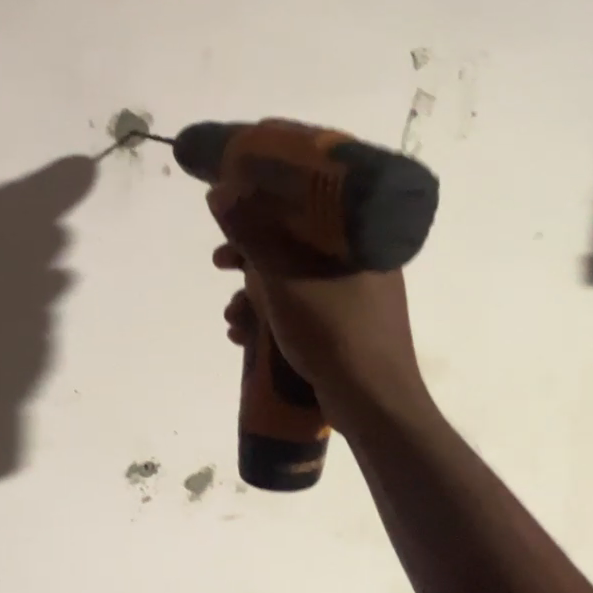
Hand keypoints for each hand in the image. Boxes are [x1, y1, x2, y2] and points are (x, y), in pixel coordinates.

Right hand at [208, 174, 428, 420]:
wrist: (373, 402)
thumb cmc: (333, 330)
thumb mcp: (283, 278)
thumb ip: (251, 233)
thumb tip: (220, 190)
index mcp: (357, 239)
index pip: (306, 205)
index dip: (262, 208)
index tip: (233, 220)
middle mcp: (361, 261)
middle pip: (293, 243)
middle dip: (249, 258)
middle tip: (221, 265)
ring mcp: (355, 296)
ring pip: (292, 279)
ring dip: (253, 295)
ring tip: (232, 319)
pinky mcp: (345, 325)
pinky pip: (300, 306)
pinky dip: (270, 316)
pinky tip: (245, 336)